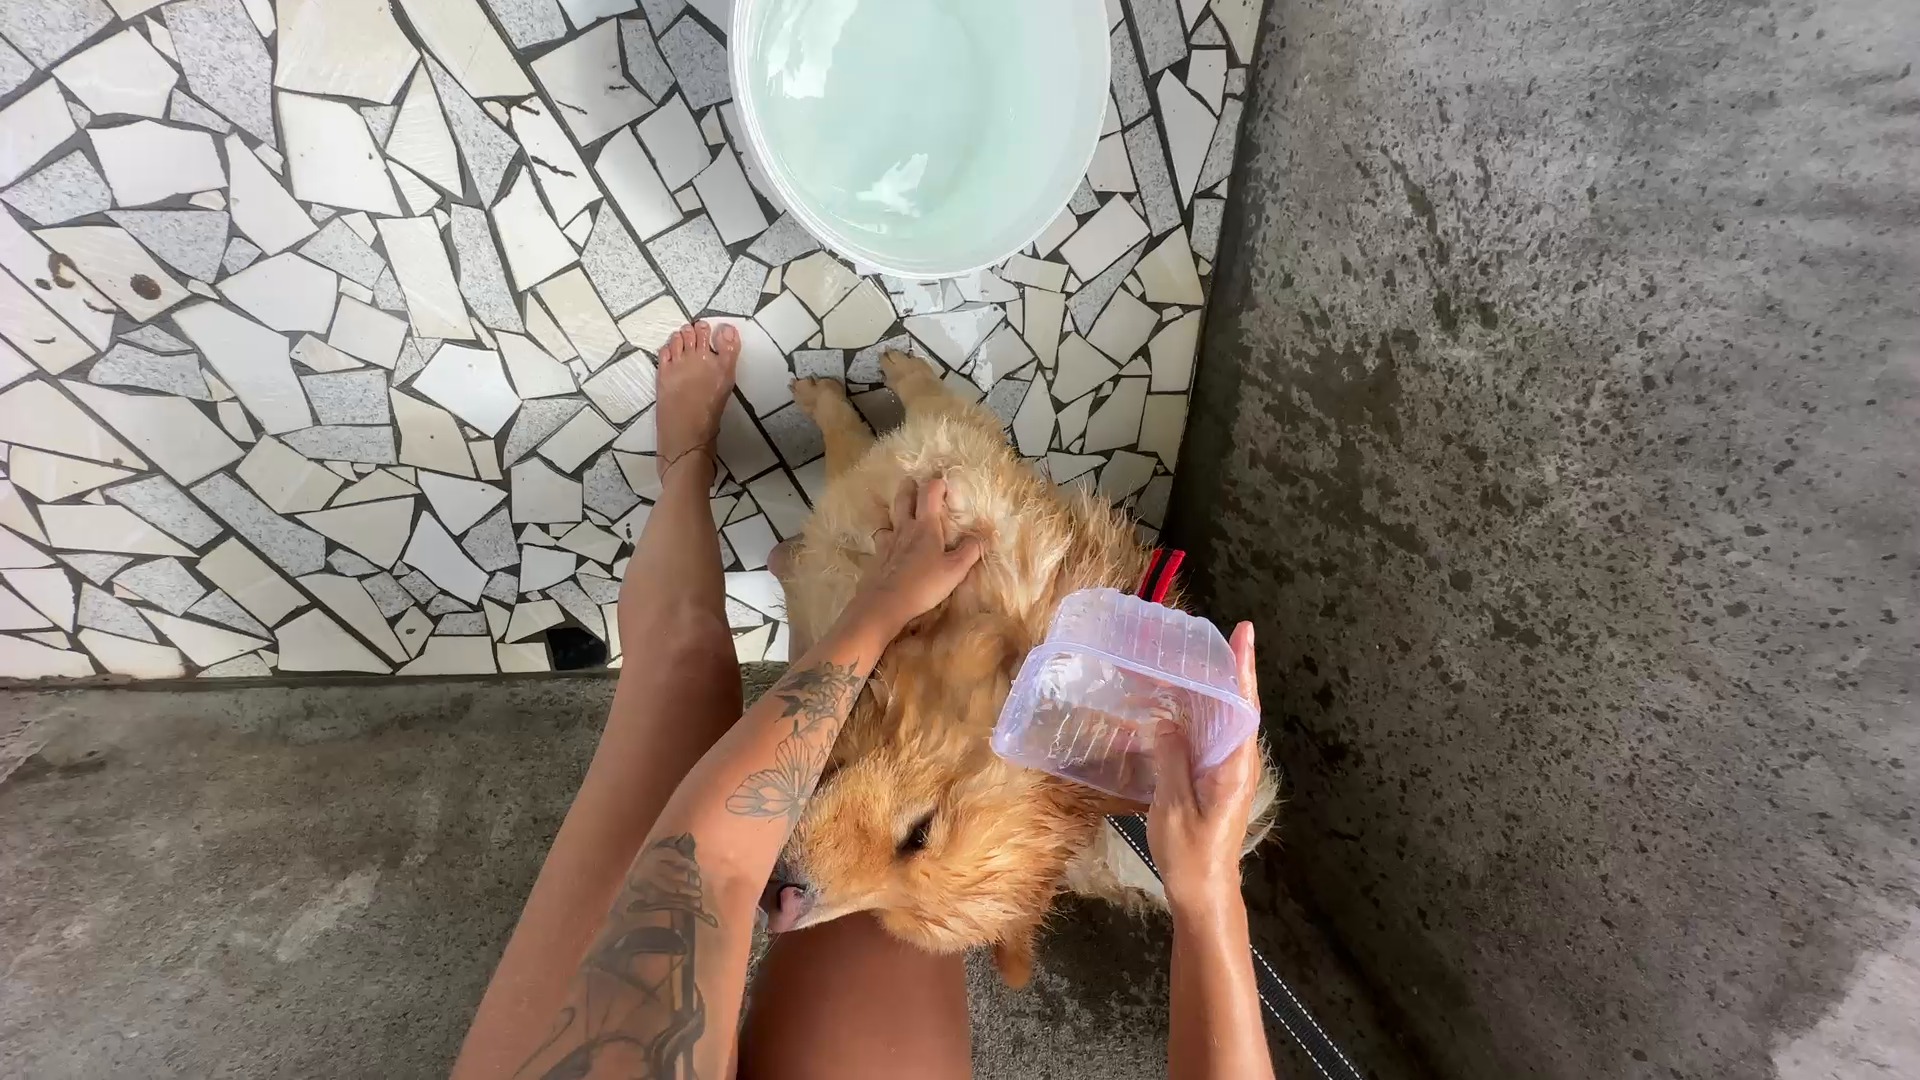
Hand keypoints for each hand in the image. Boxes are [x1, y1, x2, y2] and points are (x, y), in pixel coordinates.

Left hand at [842, 476, 982, 639]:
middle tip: (914, 483)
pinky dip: (887, 537)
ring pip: (890, 518)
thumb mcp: (955, 570)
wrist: (884, 603)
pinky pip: (881, 540)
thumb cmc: (923, 584)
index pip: (930, 494)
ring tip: (901, 513)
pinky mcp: (877, 557)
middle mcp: (905, 528)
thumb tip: (983, 537)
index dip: (937, 484)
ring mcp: (888, 542)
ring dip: (896, 511)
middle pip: (904, 498)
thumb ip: (970, 551)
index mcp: (925, 526)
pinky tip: (889, 545)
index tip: (944, 483)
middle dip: (909, 487)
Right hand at [1149, 621, 1262, 919]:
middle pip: (1237, 704)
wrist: (1204, 893)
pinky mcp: (1213, 775)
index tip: (1243, 632)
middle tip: (1208, 633)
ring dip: (1211, 685)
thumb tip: (1168, 720)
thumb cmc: (1191, 855)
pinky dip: (1196, 710)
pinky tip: (1177, 698)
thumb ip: (1172, 760)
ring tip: (1190, 655)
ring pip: (1223, 717)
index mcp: (1234, 765)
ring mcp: (1227, 768)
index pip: (1243, 706)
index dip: (1242, 668)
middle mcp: (1237, 760)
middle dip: (1228, 666)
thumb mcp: (1174, 808)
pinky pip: (1208, 733)